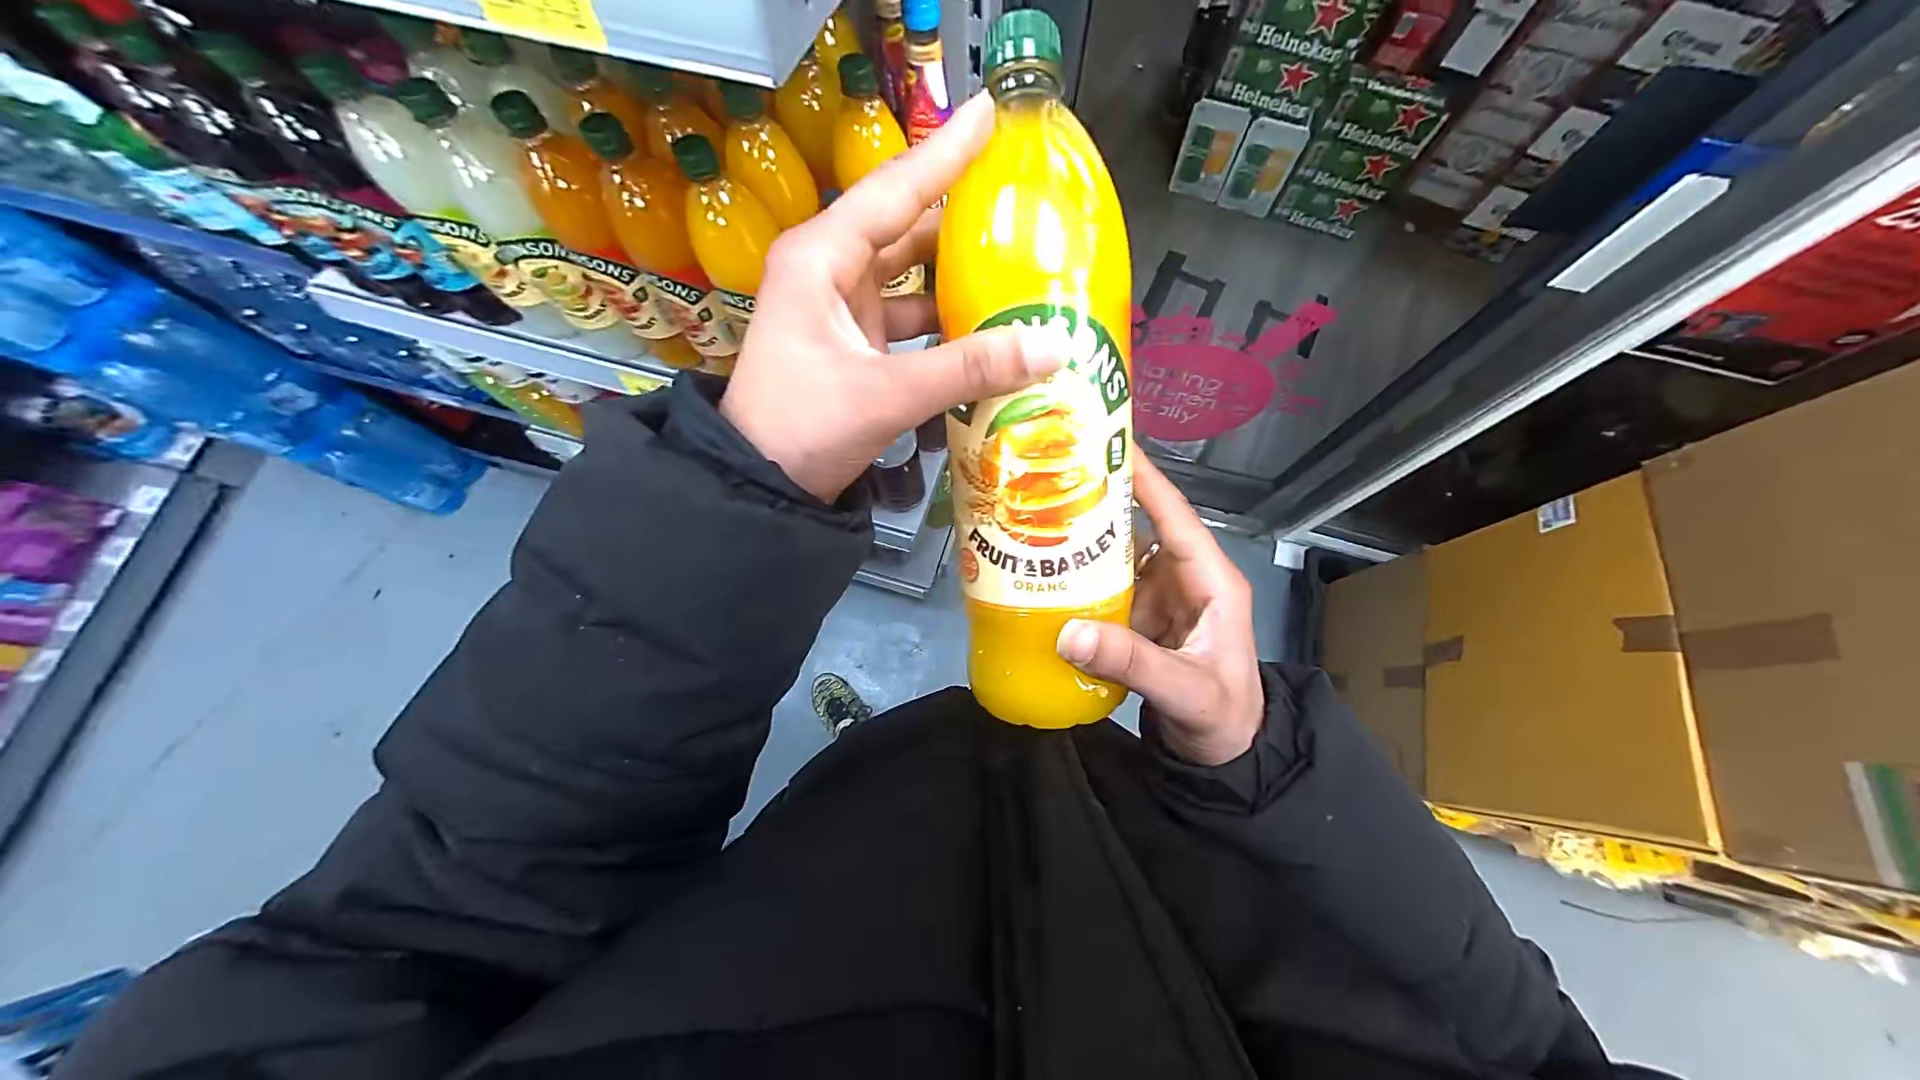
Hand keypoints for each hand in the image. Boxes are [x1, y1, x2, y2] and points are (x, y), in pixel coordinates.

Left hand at [719, 93, 1067, 502]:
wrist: (759, 483)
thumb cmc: (800, 426)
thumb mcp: (884, 394)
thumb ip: (967, 369)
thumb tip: (1050, 347)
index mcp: (821, 260)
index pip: (893, 191)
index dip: (944, 154)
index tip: (990, 114)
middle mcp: (831, 274)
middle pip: (906, 230)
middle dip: (960, 218)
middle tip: (1021, 202)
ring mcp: (842, 311)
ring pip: (910, 278)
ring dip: (956, 276)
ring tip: (1017, 266)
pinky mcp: (856, 345)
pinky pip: (909, 320)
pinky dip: (944, 323)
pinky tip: (985, 328)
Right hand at [1055, 457, 1264, 765]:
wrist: (1224, 758)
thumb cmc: (1223, 717)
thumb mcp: (1185, 690)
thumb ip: (1132, 662)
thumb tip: (1066, 632)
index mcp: (1210, 580)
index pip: (1176, 517)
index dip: (1146, 480)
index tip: (1109, 445)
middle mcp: (1182, 579)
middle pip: (1140, 529)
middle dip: (1100, 505)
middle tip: (1051, 481)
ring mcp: (1159, 598)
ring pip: (1117, 558)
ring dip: (1082, 542)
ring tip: (1035, 520)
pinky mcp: (1139, 619)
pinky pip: (1105, 589)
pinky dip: (1077, 581)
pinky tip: (1043, 575)